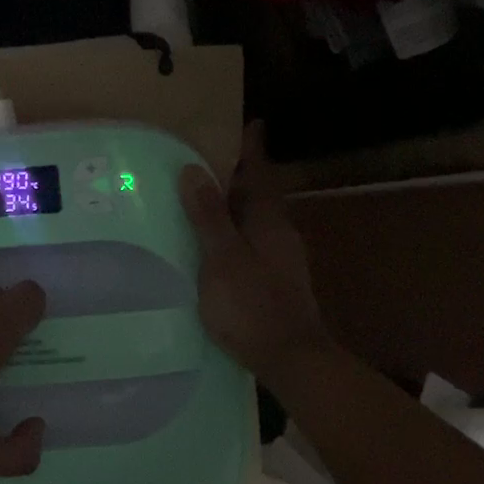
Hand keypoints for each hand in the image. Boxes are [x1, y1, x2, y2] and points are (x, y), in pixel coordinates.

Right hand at [179, 122, 332, 373]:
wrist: (290, 359)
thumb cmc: (253, 304)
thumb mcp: (222, 257)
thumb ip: (208, 216)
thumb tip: (193, 169)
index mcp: (268, 222)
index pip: (259, 174)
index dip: (252, 150)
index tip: (251, 123)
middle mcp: (279, 234)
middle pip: (257, 196)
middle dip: (237, 176)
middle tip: (207, 158)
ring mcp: (279, 260)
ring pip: (253, 221)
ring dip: (232, 206)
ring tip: (201, 199)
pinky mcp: (272, 283)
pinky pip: (248, 244)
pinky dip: (230, 233)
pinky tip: (210, 245)